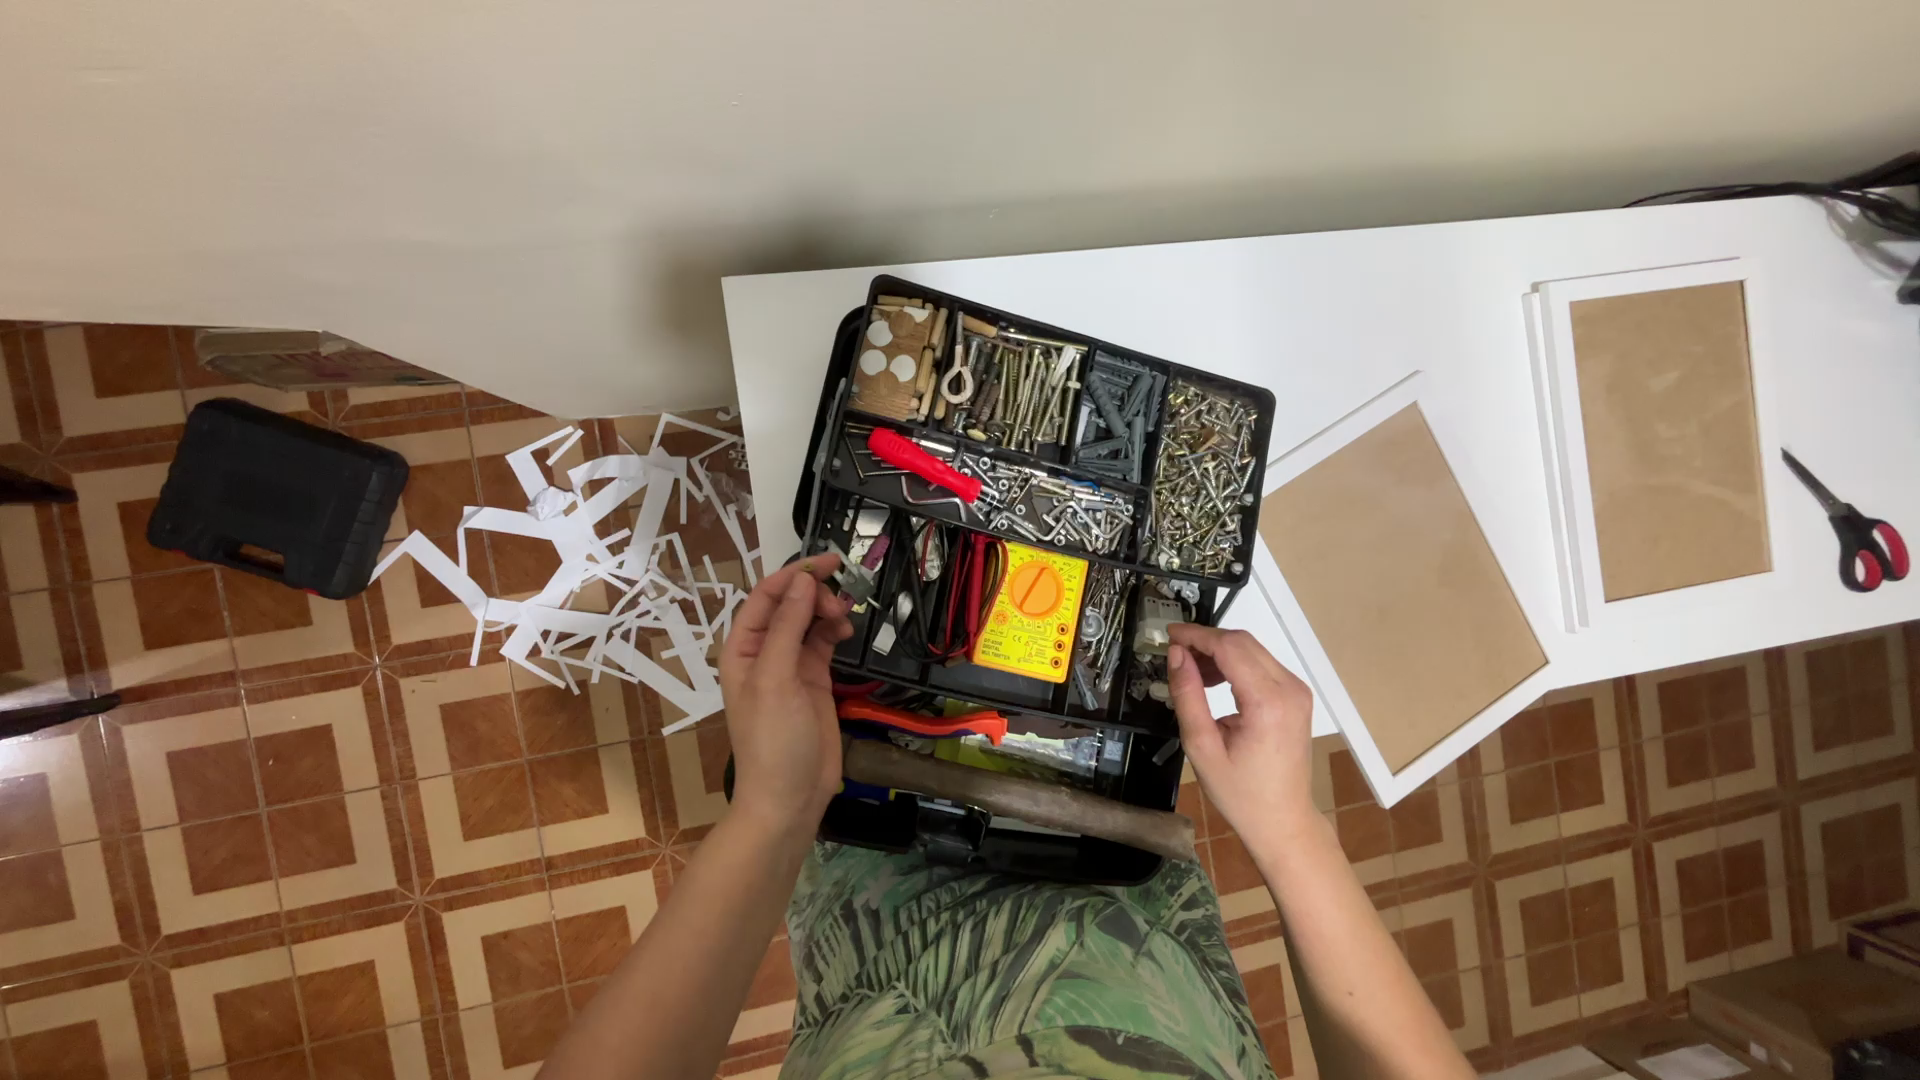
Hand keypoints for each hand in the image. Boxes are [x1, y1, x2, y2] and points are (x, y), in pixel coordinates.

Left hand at [718, 554, 854, 825]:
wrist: (790, 797)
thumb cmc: (774, 739)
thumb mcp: (776, 679)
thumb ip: (788, 627)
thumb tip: (802, 581)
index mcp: (743, 648)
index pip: (765, 596)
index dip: (794, 575)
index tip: (828, 562)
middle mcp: (765, 651)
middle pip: (789, 604)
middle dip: (814, 594)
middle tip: (840, 602)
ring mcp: (790, 665)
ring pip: (809, 620)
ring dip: (827, 611)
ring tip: (845, 619)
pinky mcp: (814, 679)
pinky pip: (823, 641)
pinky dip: (835, 630)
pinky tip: (847, 631)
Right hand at [1166, 624, 1316, 841]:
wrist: (1282, 820)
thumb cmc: (1239, 792)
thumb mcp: (1201, 746)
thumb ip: (1188, 695)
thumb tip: (1176, 654)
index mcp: (1268, 703)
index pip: (1230, 647)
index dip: (1196, 635)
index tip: (1167, 635)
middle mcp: (1290, 689)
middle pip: (1243, 642)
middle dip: (1206, 640)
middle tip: (1173, 652)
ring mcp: (1297, 691)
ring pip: (1252, 649)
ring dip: (1219, 651)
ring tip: (1190, 672)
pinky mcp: (1296, 696)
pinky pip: (1261, 664)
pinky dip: (1234, 663)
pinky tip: (1213, 680)